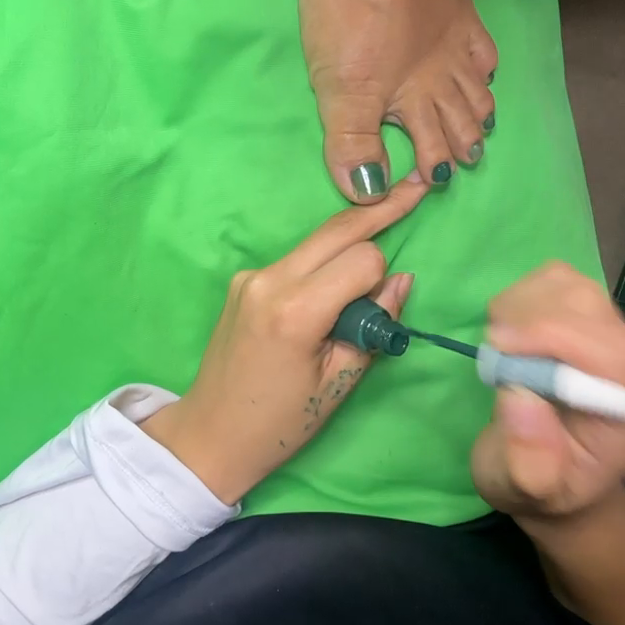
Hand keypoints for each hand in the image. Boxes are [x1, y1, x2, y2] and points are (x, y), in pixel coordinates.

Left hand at [142, 174, 427, 502]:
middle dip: (378, 211)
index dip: (381, 278)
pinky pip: (297, 259)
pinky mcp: (243, 279)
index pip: (361, 258)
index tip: (383, 306)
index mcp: (295, 310)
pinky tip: (325, 297)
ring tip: (367, 275)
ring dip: (347, 247)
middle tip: (414, 189)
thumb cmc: (280, 423)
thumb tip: (401, 278)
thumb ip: (374, 325)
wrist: (210, 434)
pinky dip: (322, 266)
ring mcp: (251, 275)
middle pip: (337, 229)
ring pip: (317, 241)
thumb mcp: (339, 383)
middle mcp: (269, 279)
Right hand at [471, 263, 624, 525]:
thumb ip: (528, 463)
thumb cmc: (537, 482)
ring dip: (525, 303)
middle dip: (531, 318)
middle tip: (492, 349)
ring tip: (500, 342)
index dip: (555, 337)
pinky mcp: (586, 313)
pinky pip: (559, 280)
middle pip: (591, 308)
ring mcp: (612, 333)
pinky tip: (511, 325)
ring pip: (573, 287)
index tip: (498, 345)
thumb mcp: (522, 491)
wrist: (550, 470)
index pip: (613, 354)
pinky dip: (525, 292)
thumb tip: (521, 396)